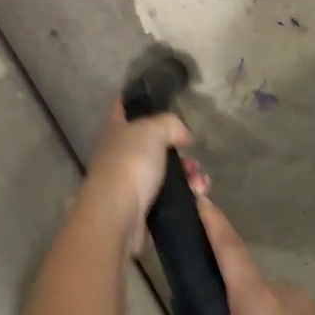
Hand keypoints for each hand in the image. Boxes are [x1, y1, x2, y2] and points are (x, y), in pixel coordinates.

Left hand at [77, 102, 192, 254]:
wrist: (118, 214)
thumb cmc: (131, 162)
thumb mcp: (153, 130)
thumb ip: (170, 124)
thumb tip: (182, 136)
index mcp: (115, 128)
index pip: (123, 105)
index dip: (138, 99)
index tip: (161, 99)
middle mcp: (119, 151)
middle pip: (152, 141)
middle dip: (178, 146)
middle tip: (190, 151)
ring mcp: (130, 179)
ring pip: (164, 169)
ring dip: (187, 172)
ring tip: (199, 179)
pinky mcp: (142, 205)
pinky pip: (169, 193)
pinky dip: (185, 191)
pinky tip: (197, 192)